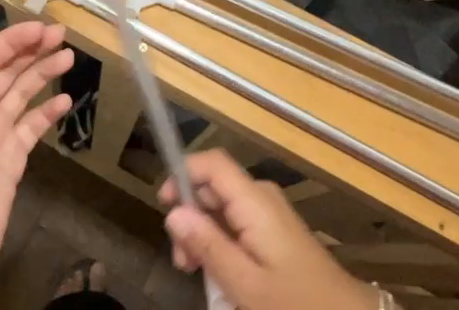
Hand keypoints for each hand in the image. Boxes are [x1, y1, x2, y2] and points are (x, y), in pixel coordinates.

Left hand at [0, 21, 74, 309]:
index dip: (10, 43)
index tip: (39, 29)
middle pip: (6, 73)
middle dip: (31, 51)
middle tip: (62, 35)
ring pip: (22, 95)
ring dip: (42, 75)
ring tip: (69, 58)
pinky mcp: (12, 159)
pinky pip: (32, 127)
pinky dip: (48, 112)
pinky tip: (65, 103)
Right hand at [160, 150, 379, 309]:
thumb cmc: (294, 301)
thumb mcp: (245, 284)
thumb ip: (208, 245)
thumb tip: (173, 211)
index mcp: (254, 201)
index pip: (213, 162)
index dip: (183, 173)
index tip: (163, 206)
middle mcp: (261, 197)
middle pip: (213, 187)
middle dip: (190, 217)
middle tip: (183, 263)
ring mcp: (270, 212)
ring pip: (223, 207)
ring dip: (204, 234)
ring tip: (197, 274)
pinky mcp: (275, 229)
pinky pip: (238, 222)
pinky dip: (222, 242)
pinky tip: (220, 274)